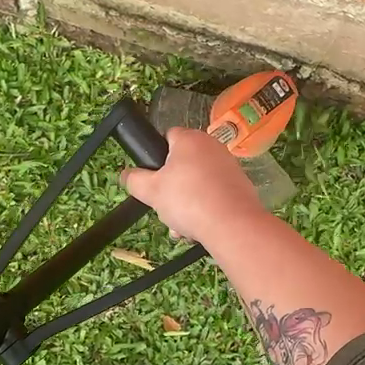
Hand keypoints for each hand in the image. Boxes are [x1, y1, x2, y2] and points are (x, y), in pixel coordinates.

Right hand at [121, 127, 264, 245]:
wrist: (231, 224)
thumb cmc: (188, 200)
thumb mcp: (151, 191)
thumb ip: (134, 180)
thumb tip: (125, 174)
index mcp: (189, 139)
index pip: (168, 136)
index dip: (157, 156)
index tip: (154, 178)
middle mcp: (212, 146)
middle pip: (183, 164)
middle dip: (171, 187)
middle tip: (165, 206)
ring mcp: (228, 165)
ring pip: (197, 183)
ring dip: (186, 204)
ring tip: (180, 225)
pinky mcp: (239, 185)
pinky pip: (214, 194)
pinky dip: (204, 208)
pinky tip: (197, 228)